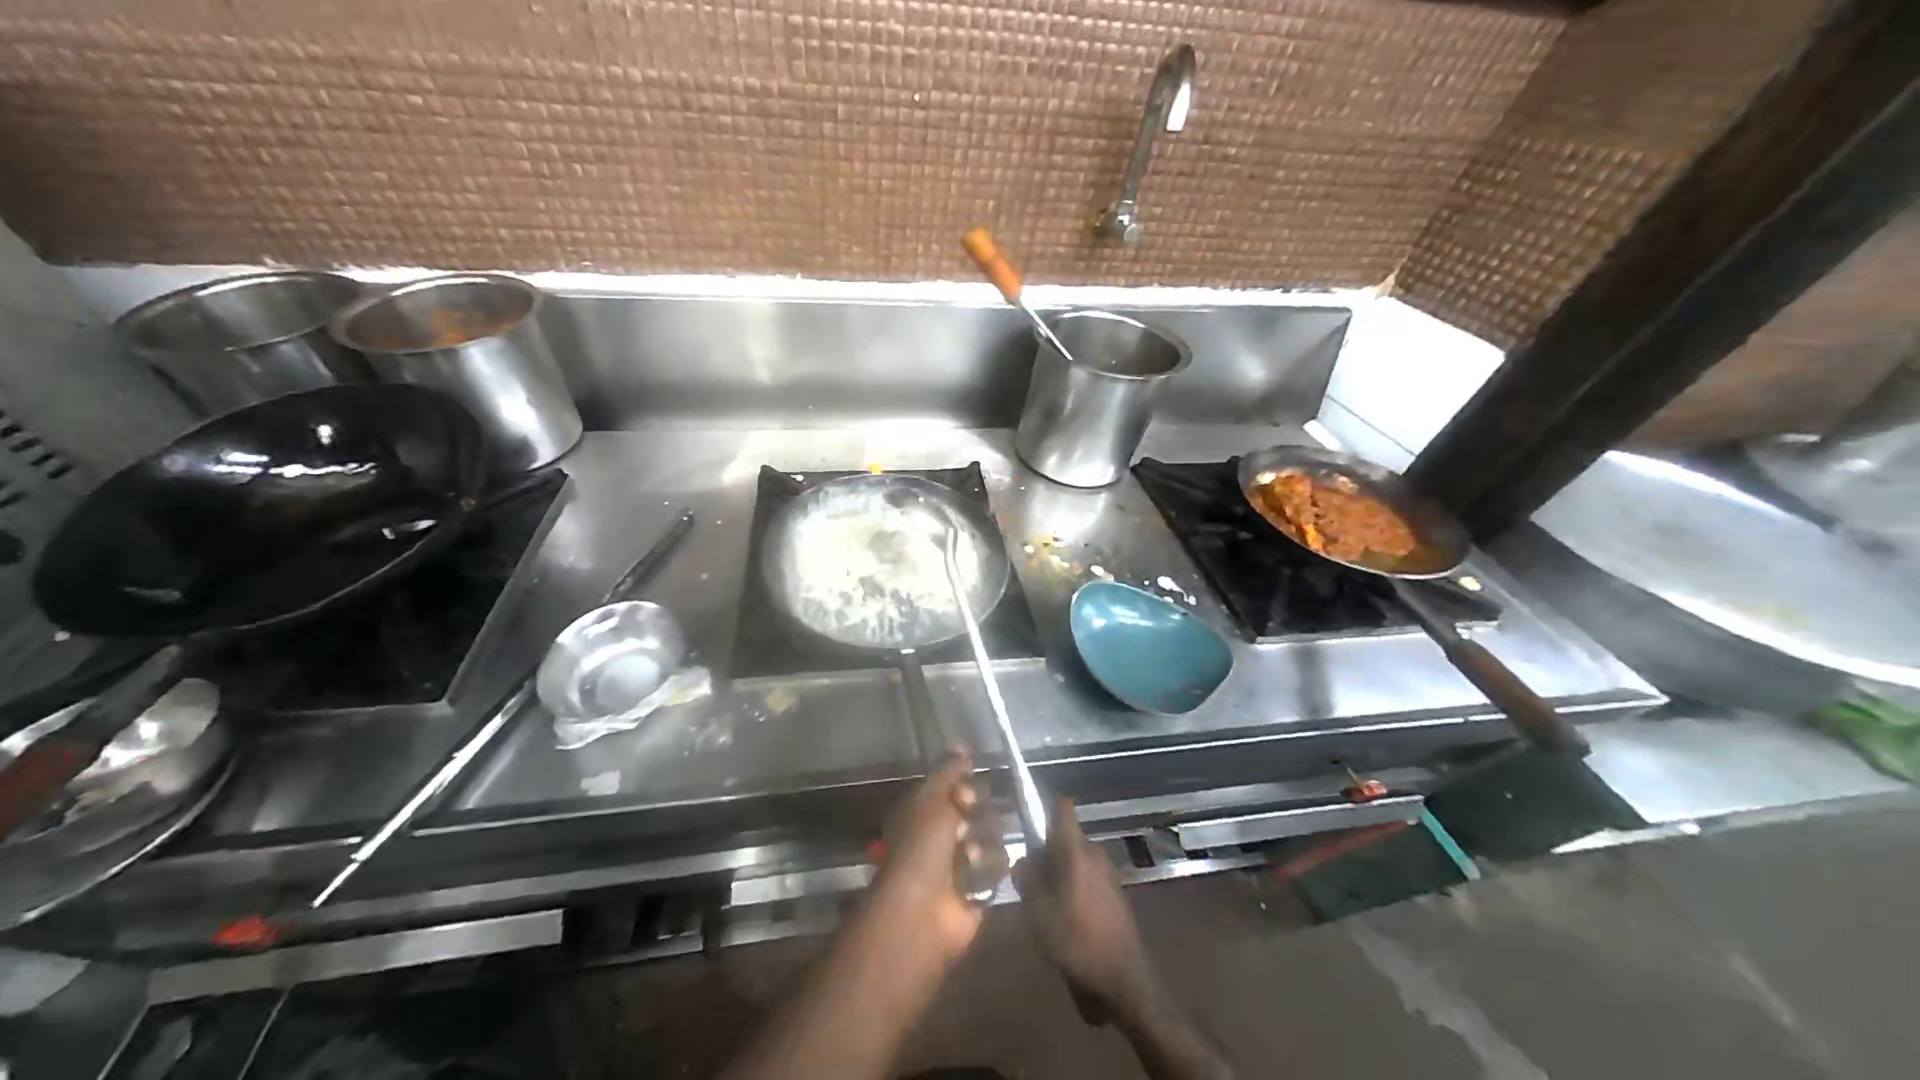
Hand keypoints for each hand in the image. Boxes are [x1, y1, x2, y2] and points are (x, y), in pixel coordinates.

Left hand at [868, 750, 994, 962]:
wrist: (922, 909)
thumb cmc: (921, 847)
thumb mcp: (931, 798)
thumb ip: (949, 770)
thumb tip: (963, 745)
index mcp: (928, 810)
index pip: (963, 786)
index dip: (967, 789)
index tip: (963, 796)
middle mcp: (946, 832)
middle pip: (983, 810)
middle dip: (977, 818)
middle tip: (961, 831)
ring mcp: (964, 861)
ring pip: (995, 836)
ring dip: (981, 847)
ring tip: (964, 862)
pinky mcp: (981, 886)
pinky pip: (1000, 866)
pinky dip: (984, 872)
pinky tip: (970, 883)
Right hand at [1013, 797, 1154, 1019]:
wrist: (1123, 980)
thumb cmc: (1076, 942)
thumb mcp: (1038, 914)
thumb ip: (1027, 880)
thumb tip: (1023, 860)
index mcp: (1076, 852)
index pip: (1062, 809)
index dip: (1045, 805)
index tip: (1027, 813)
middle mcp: (1094, 854)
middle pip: (1065, 837)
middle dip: (1045, 849)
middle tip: (1027, 874)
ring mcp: (1108, 873)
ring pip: (1076, 858)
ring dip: (1059, 870)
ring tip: (1043, 898)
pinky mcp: (1116, 892)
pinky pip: (1087, 875)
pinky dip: (1073, 884)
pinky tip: (1064, 913)